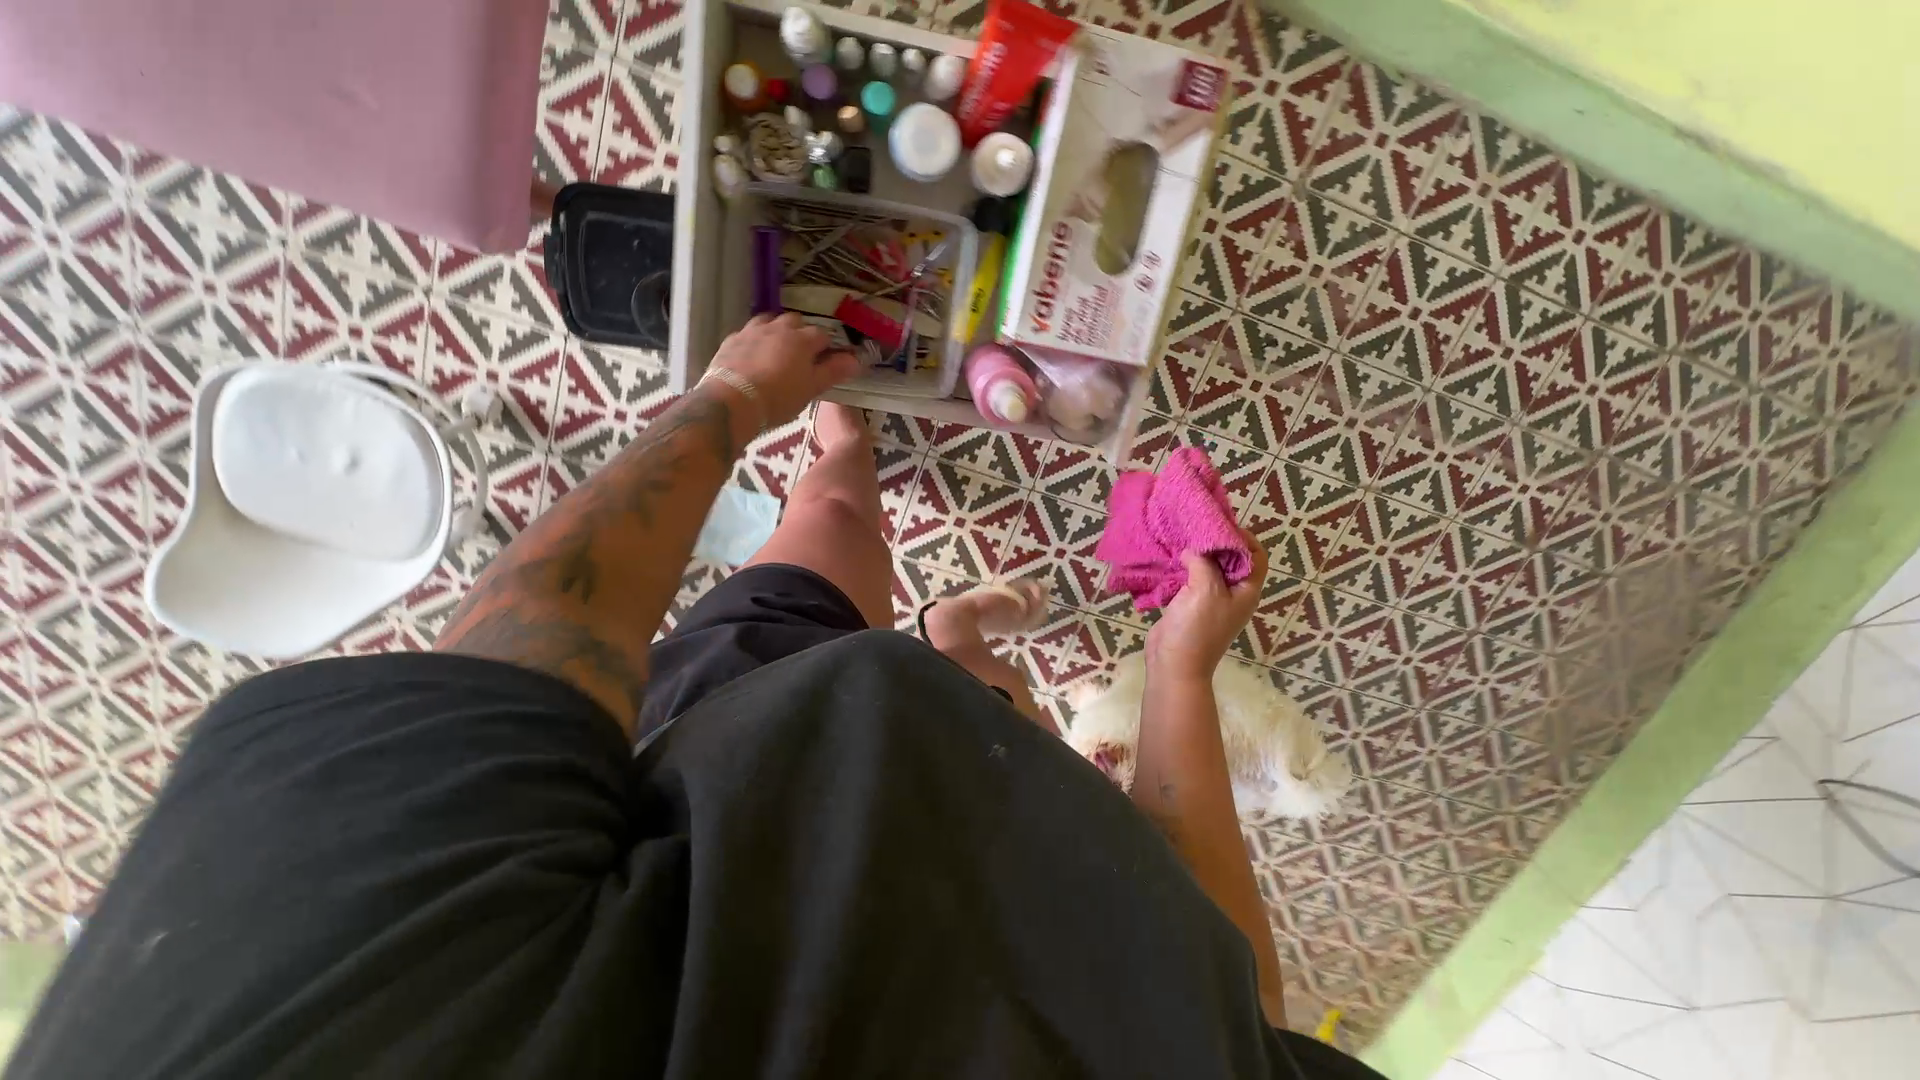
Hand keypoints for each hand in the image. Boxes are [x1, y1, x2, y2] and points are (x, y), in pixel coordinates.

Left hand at [706, 312, 860, 427]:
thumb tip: (856, 360)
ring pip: (770, 320)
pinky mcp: (732, 339)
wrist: (732, 401)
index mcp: (802, 340)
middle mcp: (779, 328)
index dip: (826, 348)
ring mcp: (753, 331)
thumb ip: (833, 371)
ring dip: (776, 330)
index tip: (825, 361)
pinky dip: (754, 338)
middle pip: (795, 321)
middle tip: (800, 355)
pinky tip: (753, 353)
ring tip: (776, 349)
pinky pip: (748, 332)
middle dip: (801, 333)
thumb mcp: (811, 389)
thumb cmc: (778, 398)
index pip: (822, 335)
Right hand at [1144, 530, 1267, 681]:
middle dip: (1215, 541)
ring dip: (1196, 553)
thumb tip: (1193, 549)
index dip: (1243, 537)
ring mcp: (1211, 600)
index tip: (1220, 523)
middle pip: (1231, 559)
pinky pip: (1190, 579)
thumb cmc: (1197, 628)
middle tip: (1196, 524)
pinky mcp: (1189, 605)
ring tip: (1181, 536)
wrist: (1174, 664)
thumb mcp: (1206, 589)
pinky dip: (1182, 567)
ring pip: (1208, 568)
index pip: (1256, 556)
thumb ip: (1204, 562)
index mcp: (1246, 591)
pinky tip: (1169, 556)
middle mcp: (1233, 593)